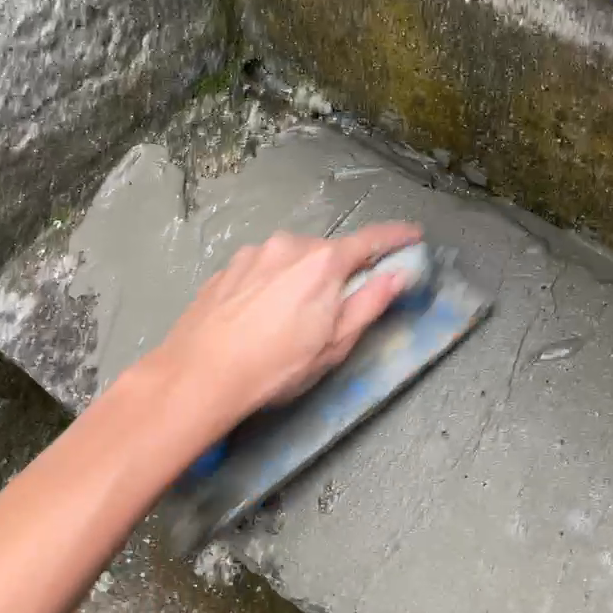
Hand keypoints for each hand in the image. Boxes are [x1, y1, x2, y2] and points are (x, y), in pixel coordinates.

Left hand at [147, 222, 423, 424]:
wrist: (199, 376)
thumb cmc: (275, 367)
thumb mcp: (335, 344)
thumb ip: (370, 303)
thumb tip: (397, 275)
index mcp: (323, 263)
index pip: (370, 240)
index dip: (396, 238)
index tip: (413, 236)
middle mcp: (288, 246)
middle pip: (329, 253)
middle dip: (340, 273)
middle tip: (338, 309)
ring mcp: (253, 254)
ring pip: (293, 260)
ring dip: (302, 280)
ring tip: (291, 322)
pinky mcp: (227, 268)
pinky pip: (264, 270)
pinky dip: (273, 286)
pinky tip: (262, 318)